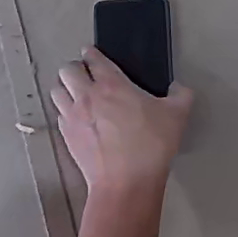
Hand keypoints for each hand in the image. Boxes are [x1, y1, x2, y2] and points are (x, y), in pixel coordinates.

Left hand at [51, 47, 193, 196]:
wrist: (126, 183)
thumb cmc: (151, 146)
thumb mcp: (177, 116)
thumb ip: (181, 96)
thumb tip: (179, 88)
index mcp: (112, 84)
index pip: (93, 58)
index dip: (92, 53)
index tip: (94, 54)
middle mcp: (87, 96)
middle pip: (67, 69)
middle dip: (76, 69)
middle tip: (88, 76)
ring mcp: (73, 116)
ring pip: (57, 90)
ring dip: (66, 89)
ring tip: (79, 95)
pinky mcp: (67, 136)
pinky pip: (59, 114)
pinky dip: (66, 112)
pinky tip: (80, 119)